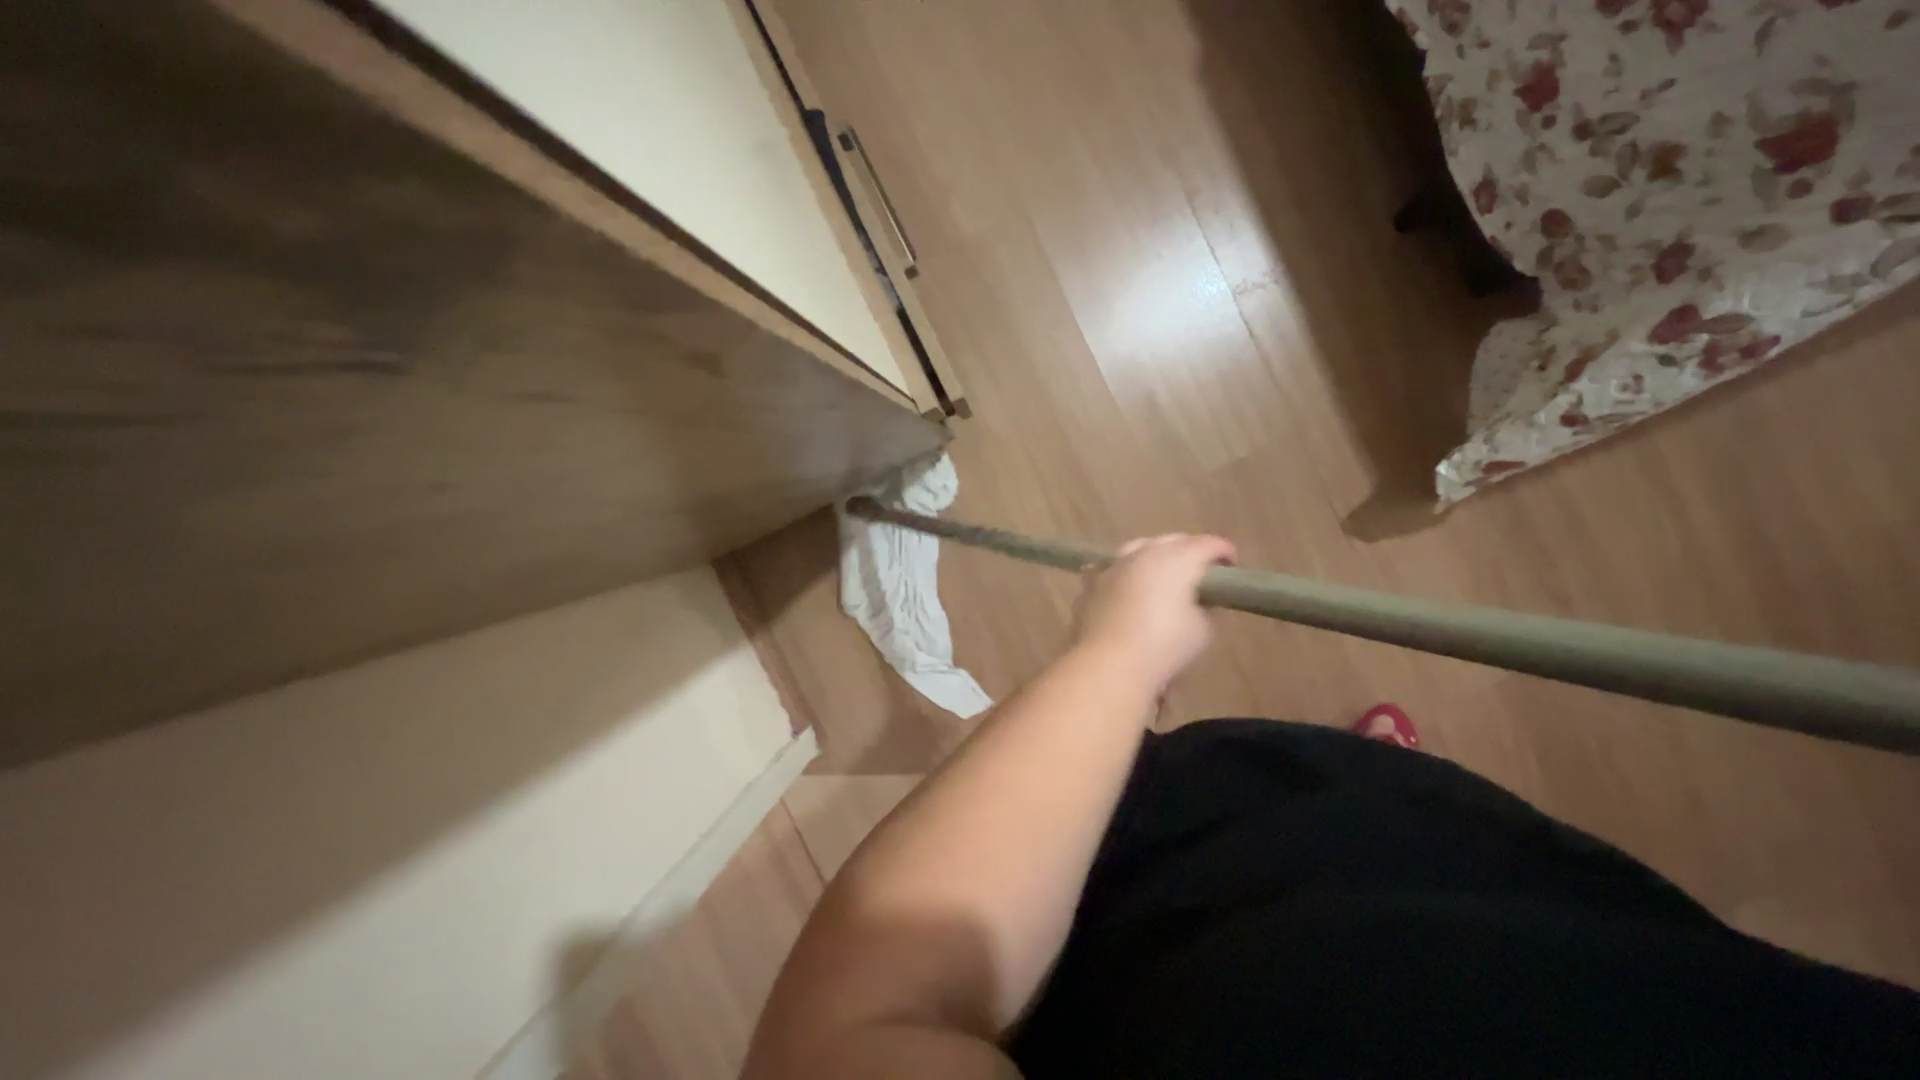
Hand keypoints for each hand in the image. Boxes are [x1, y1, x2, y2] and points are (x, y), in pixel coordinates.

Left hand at [1071, 533, 1236, 693]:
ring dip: (1153, 557)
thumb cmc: (1165, 647)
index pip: (1206, 545)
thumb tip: (1200, 602)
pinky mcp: (1090, 585)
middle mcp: (1142, 553)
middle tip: (1200, 570)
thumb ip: (1205, 608)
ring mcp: (1112, 567)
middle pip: (1171, 541)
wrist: (1109, 664)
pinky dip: (1124, 575)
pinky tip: (1126, 586)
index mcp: (1176, 559)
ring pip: (1137, 549)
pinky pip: (1111, 570)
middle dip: (1188, 550)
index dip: (1223, 552)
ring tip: (1161, 574)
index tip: (1232, 566)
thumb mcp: (1202, 631)